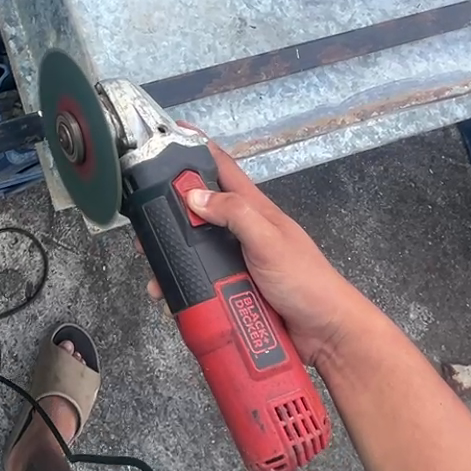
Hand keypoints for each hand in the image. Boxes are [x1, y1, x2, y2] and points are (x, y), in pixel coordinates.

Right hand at [147, 138, 382, 366]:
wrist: (327, 336)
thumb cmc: (306, 281)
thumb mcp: (269, 241)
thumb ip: (234, 214)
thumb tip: (192, 194)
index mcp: (253, 209)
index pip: (222, 168)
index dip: (198, 149)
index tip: (172, 134)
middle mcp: (241, 230)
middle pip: (197, 212)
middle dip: (169, 216)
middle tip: (143, 228)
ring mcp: (236, 260)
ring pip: (193, 251)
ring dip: (171, 260)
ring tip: (153, 276)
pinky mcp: (233, 288)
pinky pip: (199, 282)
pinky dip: (182, 288)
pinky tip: (170, 299)